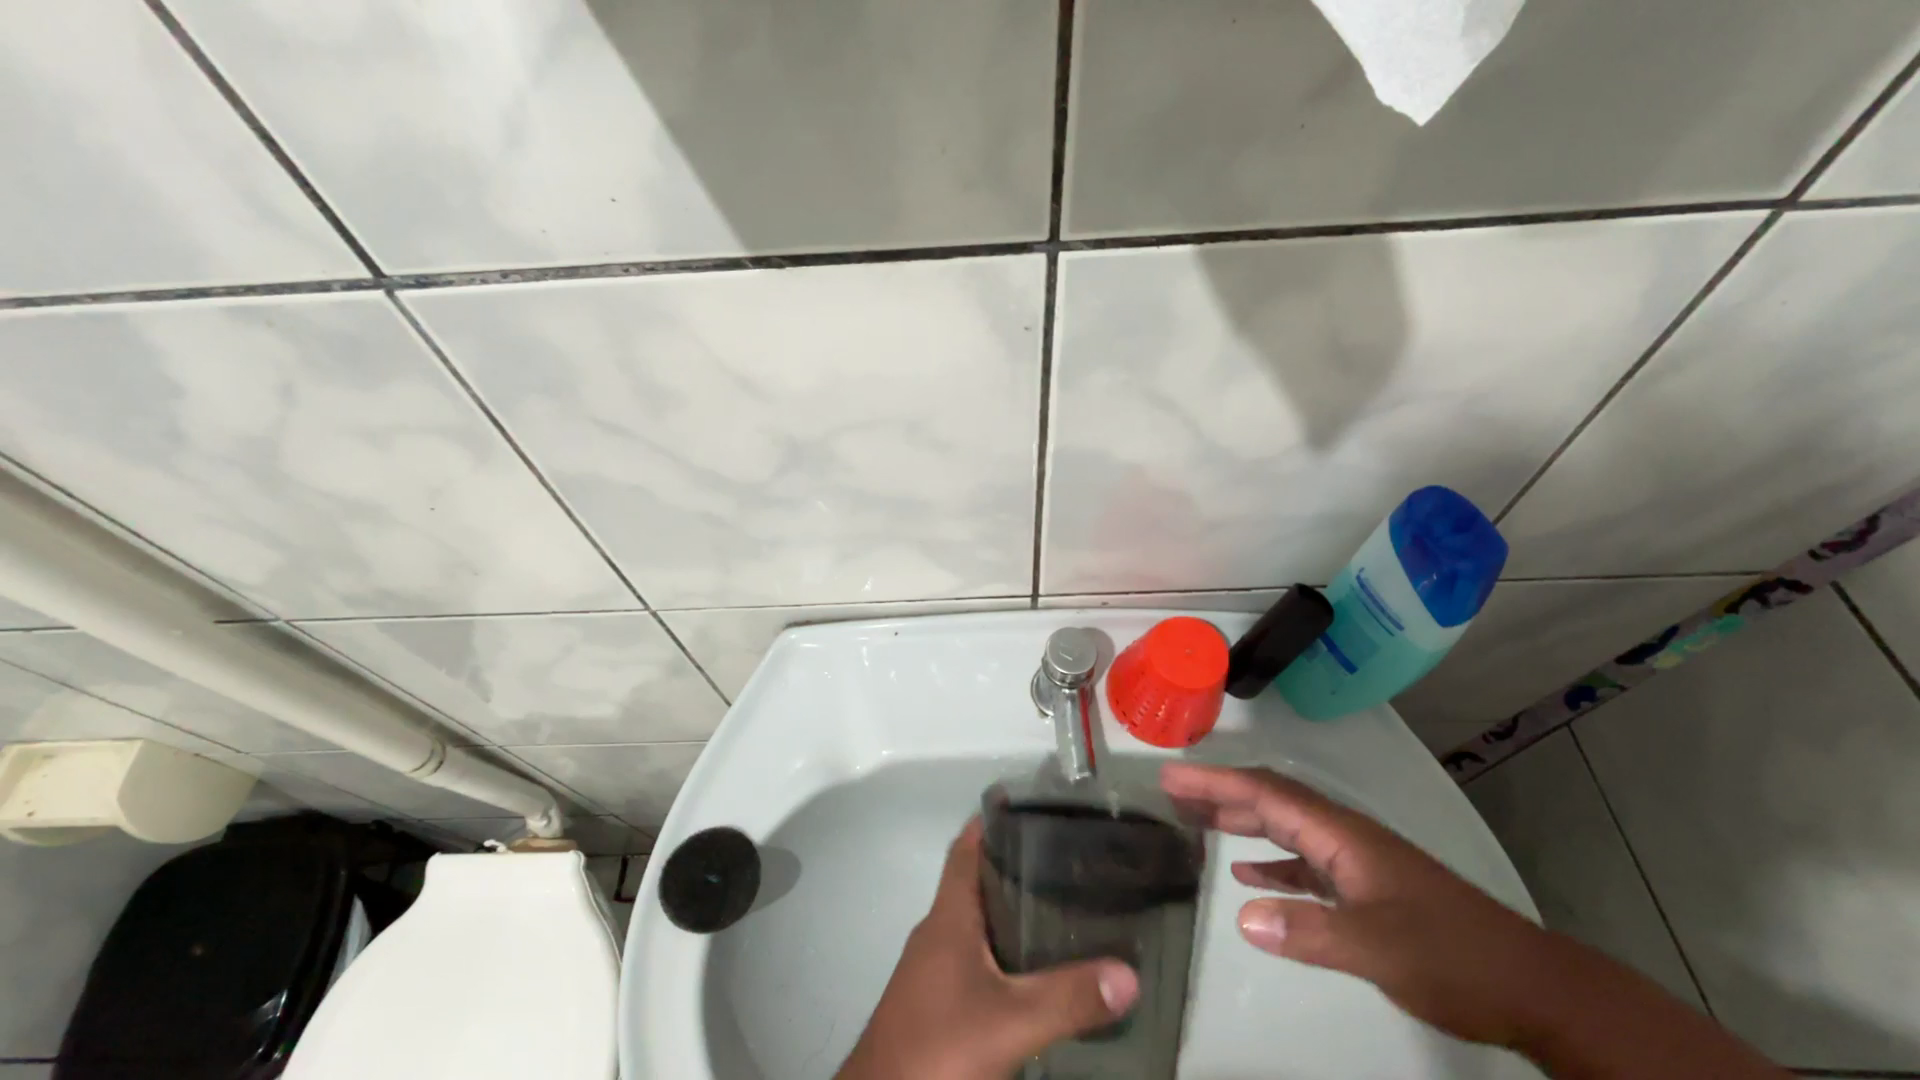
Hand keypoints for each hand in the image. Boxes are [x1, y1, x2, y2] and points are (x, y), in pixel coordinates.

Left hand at [836, 818, 1139, 1079]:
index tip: (1036, 808)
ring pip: (980, 925)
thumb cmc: (936, 1046)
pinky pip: (980, 960)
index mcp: (948, 919)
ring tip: (1072, 912)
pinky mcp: (940, 1001)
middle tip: (1076, 864)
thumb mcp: (1009, 1023)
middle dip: (1021, 869)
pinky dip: (1010, 954)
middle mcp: (939, 935)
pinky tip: (1042, 974)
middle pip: (978, 884)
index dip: (994, 822)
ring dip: (1017, 913)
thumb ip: (1068, 998)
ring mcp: (936, 970)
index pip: (965, 849)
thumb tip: (1130, 974)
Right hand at [1160, 762, 1554, 1047]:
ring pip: (1288, 830)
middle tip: (1170, 793)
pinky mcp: (1367, 893)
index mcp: (1347, 838)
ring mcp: (1360, 866)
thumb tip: (1242, 914)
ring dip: (1242, 822)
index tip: (1170, 775)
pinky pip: (1304, 865)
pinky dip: (1270, 864)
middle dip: (1221, 793)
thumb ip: (1311, 931)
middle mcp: (1349, 840)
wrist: (1529, 988)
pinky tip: (1248, 878)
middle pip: (1274, 802)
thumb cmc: (1454, 959)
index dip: (1217, 782)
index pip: (1270, 794)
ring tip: (1195, 822)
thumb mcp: (1380, 948)